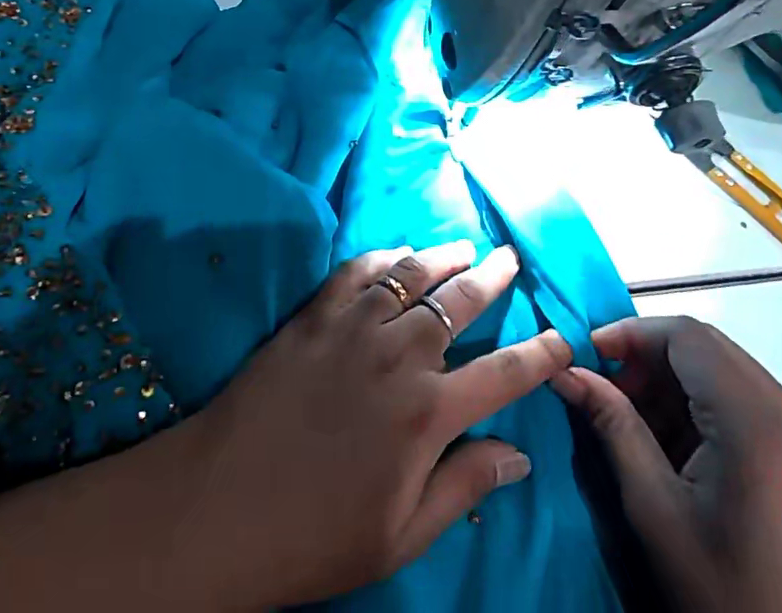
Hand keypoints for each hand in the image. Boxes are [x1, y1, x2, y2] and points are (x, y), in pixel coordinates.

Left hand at [0, 240, 572, 611]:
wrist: (217, 508)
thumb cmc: (313, 536)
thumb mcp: (400, 536)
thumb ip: (464, 486)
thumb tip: (520, 454)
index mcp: (429, 414)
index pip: (506, 374)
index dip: (543, 353)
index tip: (564, 337)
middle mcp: (399, 358)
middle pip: (459, 304)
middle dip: (492, 278)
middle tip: (509, 258)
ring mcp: (353, 330)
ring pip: (411, 276)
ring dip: (442, 256)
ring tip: (463, 245)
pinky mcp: (312, 318)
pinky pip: (355, 273)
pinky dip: (383, 258)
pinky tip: (396, 253)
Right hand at [550, 316, 781, 612]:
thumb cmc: (736, 601)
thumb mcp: (660, 514)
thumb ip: (615, 429)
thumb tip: (569, 375)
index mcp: (760, 423)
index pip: (687, 336)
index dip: (631, 333)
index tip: (587, 356)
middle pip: (710, 350)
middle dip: (649, 360)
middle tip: (607, 394)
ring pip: (730, 376)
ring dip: (676, 386)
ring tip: (636, 429)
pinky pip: (753, 408)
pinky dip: (707, 412)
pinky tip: (681, 454)